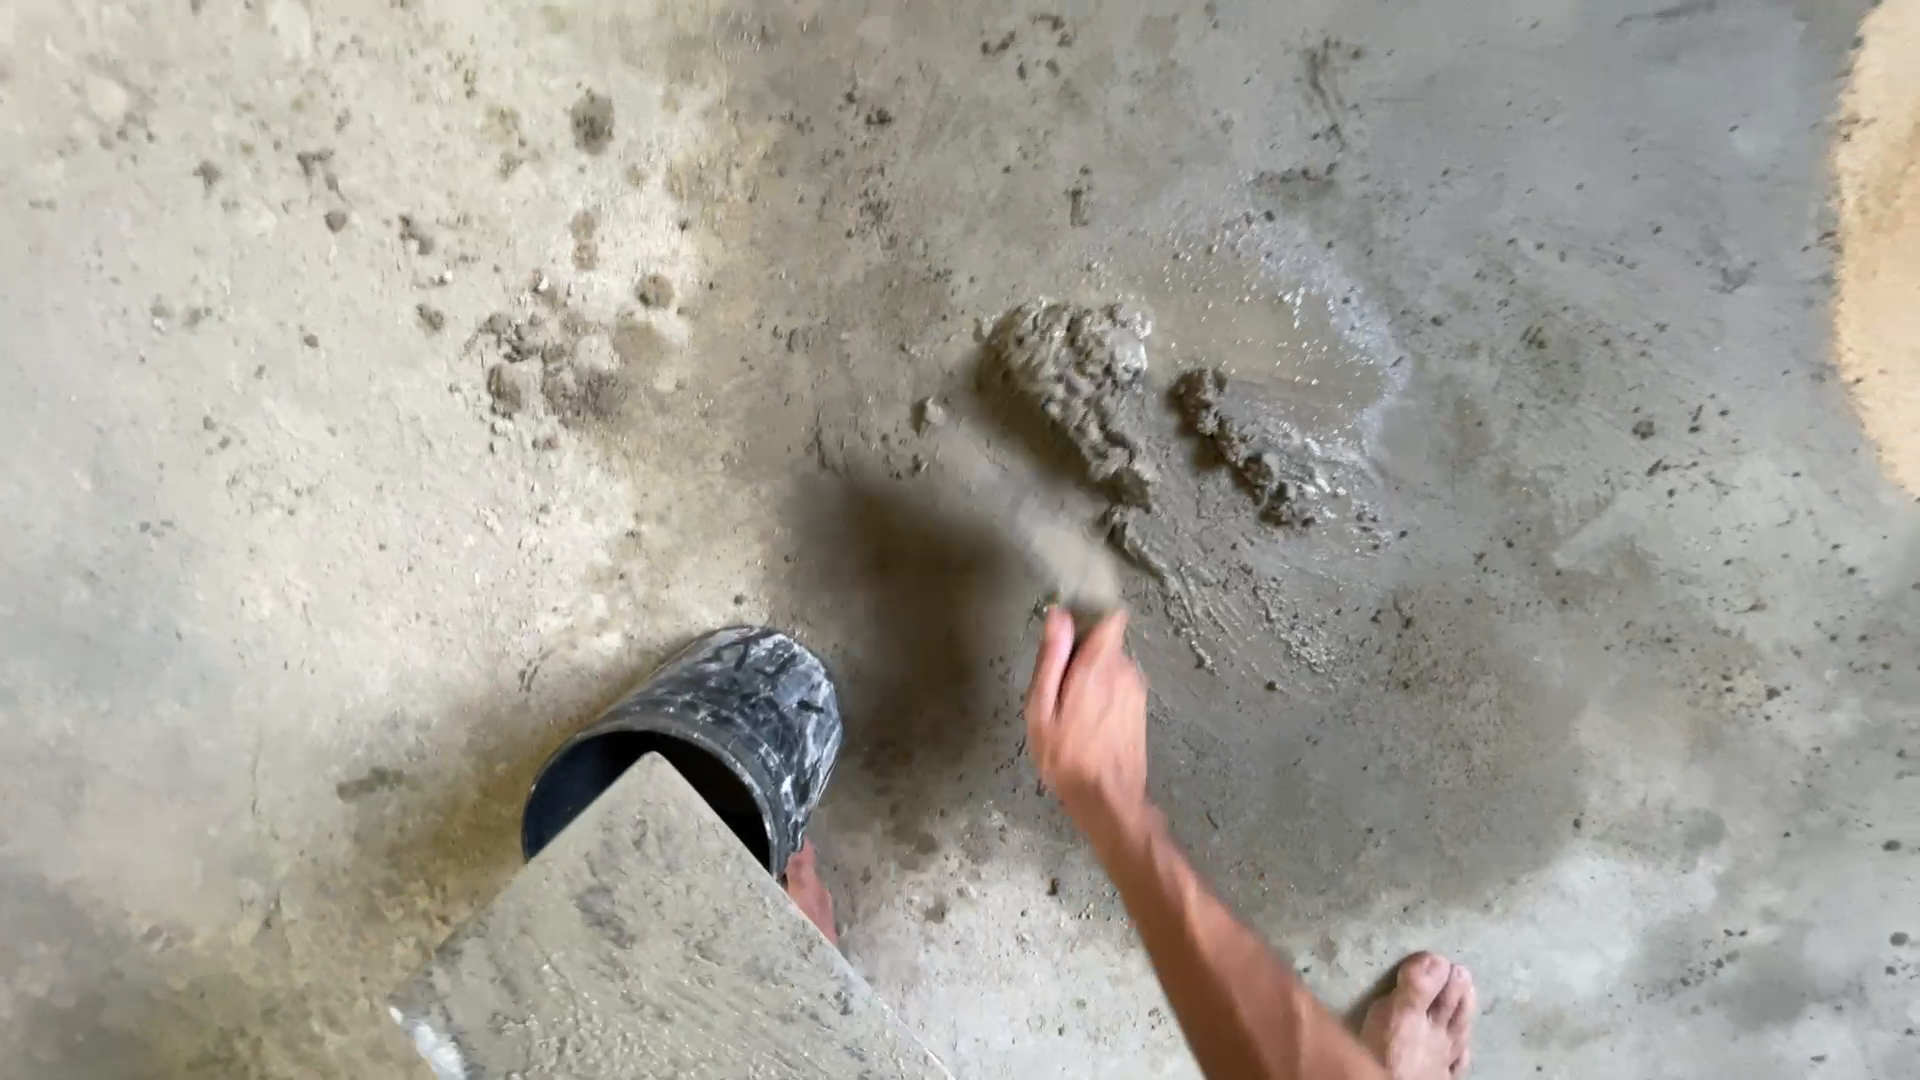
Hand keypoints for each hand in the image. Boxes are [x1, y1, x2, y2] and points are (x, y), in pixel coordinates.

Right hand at [1024, 608, 1150, 842]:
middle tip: (1057, 685)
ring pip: (1110, 663)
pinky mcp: (1139, 707)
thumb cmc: (1065, 756)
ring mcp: (1136, 689)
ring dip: (1090, 674)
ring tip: (1069, 707)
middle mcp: (1124, 671)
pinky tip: (1086, 719)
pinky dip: (1102, 691)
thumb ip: (1052, 658)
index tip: (1068, 627)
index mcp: (1098, 666)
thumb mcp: (1042, 708)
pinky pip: (1117, 683)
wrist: (1107, 800)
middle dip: (1081, 653)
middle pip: (1104, 641)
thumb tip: (1058, 616)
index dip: (1089, 614)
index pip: (1111, 617)